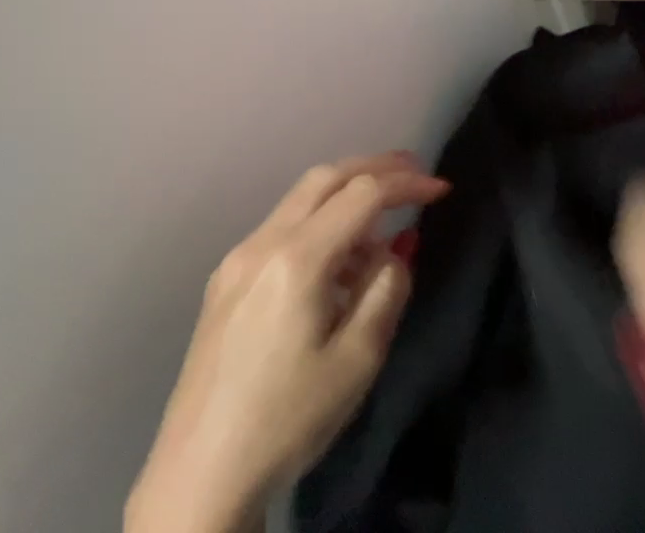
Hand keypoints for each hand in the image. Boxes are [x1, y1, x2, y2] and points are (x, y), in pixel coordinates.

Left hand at [127, 154, 448, 532]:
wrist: (200, 477)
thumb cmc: (291, 416)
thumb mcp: (361, 354)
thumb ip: (387, 287)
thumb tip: (397, 247)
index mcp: (296, 260)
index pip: (362, 194)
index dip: (408, 183)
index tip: (443, 190)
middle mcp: (259, 247)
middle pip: (323, 179)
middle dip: (375, 168)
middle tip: (418, 173)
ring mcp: (235, 265)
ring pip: (299, 200)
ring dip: (347, 194)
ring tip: (388, 218)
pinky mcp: (225, 287)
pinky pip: (282, 230)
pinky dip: (322, 221)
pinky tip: (343, 256)